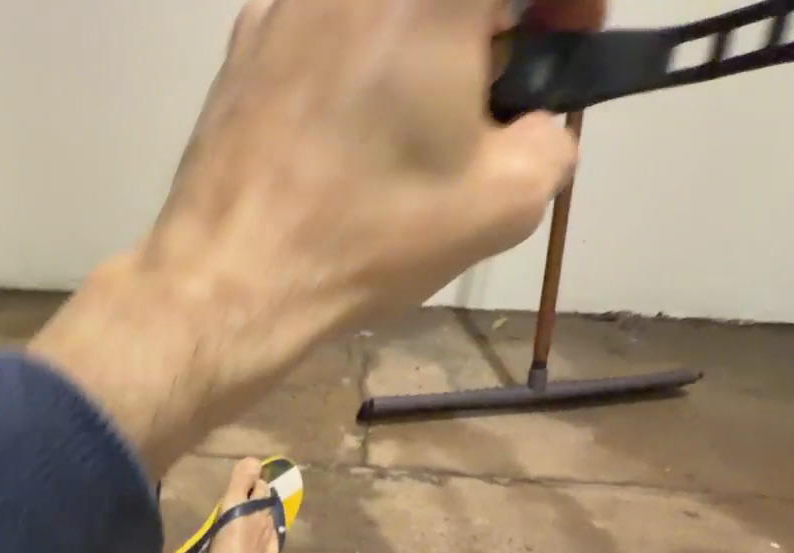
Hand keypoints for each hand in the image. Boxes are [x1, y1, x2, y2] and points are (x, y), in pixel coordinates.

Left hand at [32, 0, 604, 475]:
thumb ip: (551, 137)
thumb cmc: (365, 240)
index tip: (563, 37)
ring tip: (414, 114)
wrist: (229, 283)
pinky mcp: (241, 45)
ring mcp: (285, 1)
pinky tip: (346, 128)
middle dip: (487, 22)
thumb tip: (533, 124)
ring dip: (421, 34)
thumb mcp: (504, 202)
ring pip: (382, 5)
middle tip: (494, 80)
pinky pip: (324, 24)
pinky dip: (356, 52)